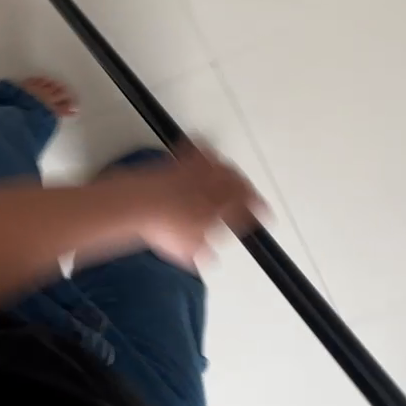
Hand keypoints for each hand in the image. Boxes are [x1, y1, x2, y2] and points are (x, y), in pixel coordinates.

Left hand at [117, 142, 266, 268]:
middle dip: (249, 191)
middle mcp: (212, 187)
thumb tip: (208, 258)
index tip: (265, 217)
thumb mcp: (187, 250)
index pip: (248, 209)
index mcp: (221, 209)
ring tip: (235, 175)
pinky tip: (206, 147)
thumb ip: (202, 252)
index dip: (260, 213)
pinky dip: (204, 149)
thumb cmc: (165, 226)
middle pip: (240, 185)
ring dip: (232, 172)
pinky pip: (197, 151)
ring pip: (223, 167)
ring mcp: (196, 173)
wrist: (140, 203)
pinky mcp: (178, 162)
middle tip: (253, 195)